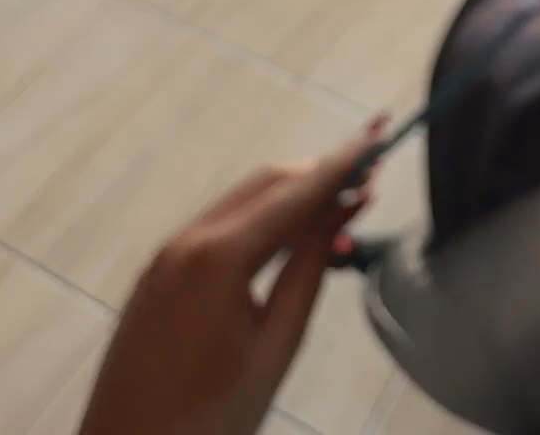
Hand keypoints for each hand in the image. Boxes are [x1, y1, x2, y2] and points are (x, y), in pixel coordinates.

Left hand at [77, 122, 382, 434]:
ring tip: (342, 204)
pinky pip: (222, 225)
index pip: (296, 192)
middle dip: (321, 173)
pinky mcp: (160, 272)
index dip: (343, 162)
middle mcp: (189, 239)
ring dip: (295, 195)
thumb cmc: (211, 419)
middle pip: (269, 183)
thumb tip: (345, 207)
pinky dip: (265, 218)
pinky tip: (293, 235)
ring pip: (245, 200)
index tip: (379, 133)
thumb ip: (310, 266)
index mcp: (219, 256)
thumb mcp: (276, 343)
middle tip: (369, 179)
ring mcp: (168, 254)